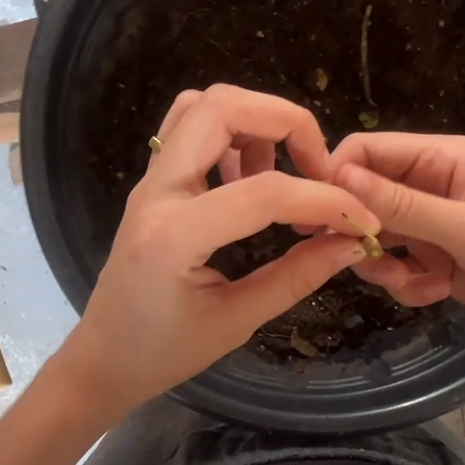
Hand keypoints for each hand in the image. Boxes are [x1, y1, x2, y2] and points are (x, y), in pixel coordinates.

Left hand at [54, 85, 379, 415]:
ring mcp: (150, 182)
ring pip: (203, 107)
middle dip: (287, 123)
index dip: (325, 200)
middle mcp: (156, 192)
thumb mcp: (235, 322)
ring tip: (284, 173)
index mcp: (174, 235)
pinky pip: (190, 128)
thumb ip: (296, 276)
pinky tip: (253, 177)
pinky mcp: (154, 184)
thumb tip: (351, 242)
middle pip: (222, 108)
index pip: (263, 191)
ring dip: (257, 123)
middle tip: (319, 170)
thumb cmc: (162, 353)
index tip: (362, 221)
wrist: (102, 358)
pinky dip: (232, 133)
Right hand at [330, 133, 464, 351]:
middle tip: (353, 256)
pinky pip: (400, 268)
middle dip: (357, 228)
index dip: (337, 176)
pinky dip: (407, 284)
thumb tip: (338, 176)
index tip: (317, 214)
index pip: (369, 151)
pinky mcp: (441, 263)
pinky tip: (434, 293)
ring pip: (378, 237)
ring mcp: (436, 227)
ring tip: (406, 282)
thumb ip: (401, 204)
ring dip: (381, 263)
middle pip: (367, 196)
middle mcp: (434, 187)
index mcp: (444, 159)